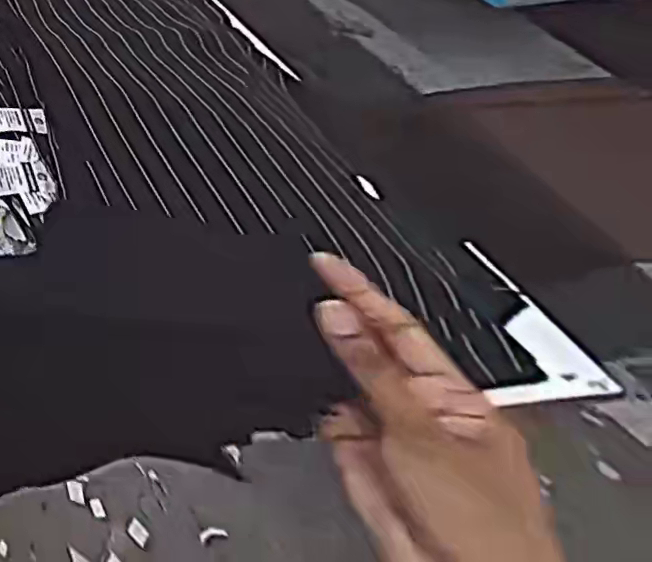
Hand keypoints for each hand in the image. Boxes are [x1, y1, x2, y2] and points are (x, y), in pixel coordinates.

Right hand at [311, 253, 563, 561]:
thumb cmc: (486, 524)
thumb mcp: (423, 431)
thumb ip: (371, 369)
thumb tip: (336, 313)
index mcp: (456, 397)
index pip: (401, 329)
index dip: (362, 292)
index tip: (325, 262)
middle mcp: (417, 406)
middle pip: (364, 346)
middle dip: (335, 318)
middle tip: (303, 284)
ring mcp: (383, 426)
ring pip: (336, 372)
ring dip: (317, 355)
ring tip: (299, 335)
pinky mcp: (351, 444)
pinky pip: (319, 404)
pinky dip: (306, 392)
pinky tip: (302, 383)